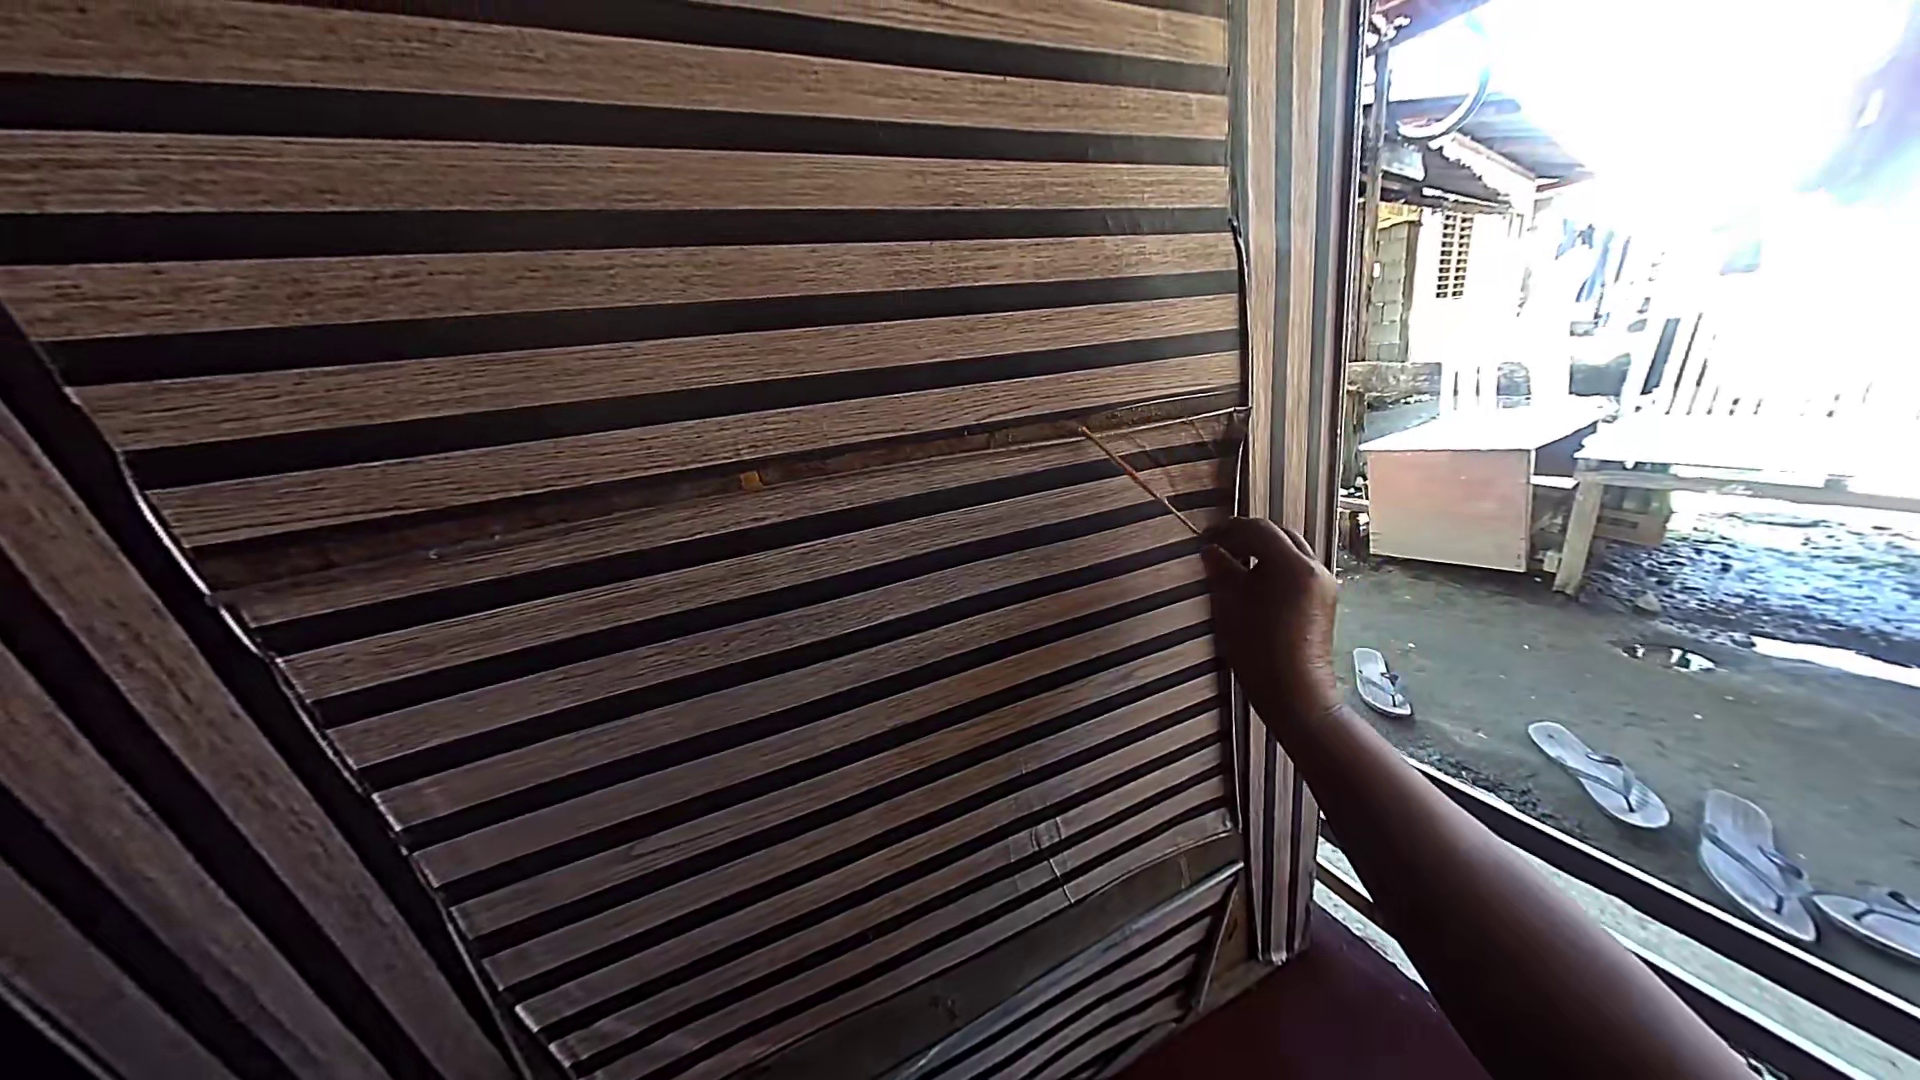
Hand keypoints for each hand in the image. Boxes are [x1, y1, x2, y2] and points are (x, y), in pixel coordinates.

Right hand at [1201, 517, 1340, 723]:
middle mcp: (1314, 568)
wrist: (1293, 691)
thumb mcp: (1230, 604)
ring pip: (1290, 551)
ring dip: (1262, 550)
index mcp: (1292, 565)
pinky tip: (1253, 581)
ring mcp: (1323, 584)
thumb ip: (1221, 570)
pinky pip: (1297, 569)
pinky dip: (1274, 566)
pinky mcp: (1323, 600)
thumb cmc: (1257, 647)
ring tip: (1233, 562)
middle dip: (1248, 536)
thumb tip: (1211, 551)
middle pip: (1279, 535)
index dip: (1229, 528)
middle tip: (1218, 545)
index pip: (1259, 529)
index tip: (1206, 536)